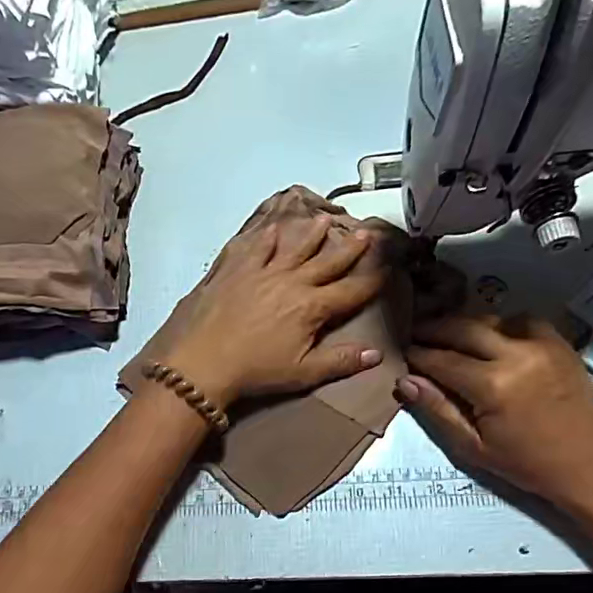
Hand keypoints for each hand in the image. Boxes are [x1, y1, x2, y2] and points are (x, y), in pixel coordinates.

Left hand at [161, 204, 388, 405]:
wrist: (203, 361)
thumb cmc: (256, 372)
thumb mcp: (303, 373)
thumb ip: (341, 361)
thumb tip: (376, 354)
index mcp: (312, 307)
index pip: (351, 291)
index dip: (373, 279)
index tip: (389, 267)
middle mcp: (292, 281)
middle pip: (328, 260)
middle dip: (350, 247)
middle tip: (367, 232)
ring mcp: (262, 271)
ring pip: (294, 245)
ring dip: (312, 232)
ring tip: (326, 219)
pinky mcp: (235, 268)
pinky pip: (254, 245)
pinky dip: (266, 235)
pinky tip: (272, 228)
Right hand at [400, 314, 592, 509]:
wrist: (588, 463)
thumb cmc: (526, 463)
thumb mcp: (473, 447)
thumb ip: (438, 409)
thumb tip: (406, 381)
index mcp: (493, 386)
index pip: (443, 360)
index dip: (418, 355)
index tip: (403, 353)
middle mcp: (517, 355)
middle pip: (463, 328)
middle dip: (435, 329)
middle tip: (416, 333)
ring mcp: (541, 344)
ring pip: (491, 318)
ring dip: (465, 324)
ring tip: (446, 333)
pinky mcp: (558, 342)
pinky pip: (521, 320)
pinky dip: (500, 324)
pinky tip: (491, 336)